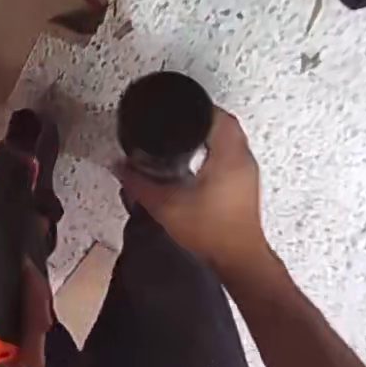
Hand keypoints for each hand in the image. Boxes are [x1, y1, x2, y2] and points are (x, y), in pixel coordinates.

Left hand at [0, 210, 54, 366]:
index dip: (8, 227)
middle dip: (28, 288)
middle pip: (3, 260)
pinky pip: (10, 312)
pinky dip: (23, 332)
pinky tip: (28, 357)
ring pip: (11, 288)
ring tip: (35, 352)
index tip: (40, 240)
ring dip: (29, 316)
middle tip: (41, 322)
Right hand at [119, 108, 273, 280]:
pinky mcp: (245, 186)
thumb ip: (138, 183)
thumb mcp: (165, 205)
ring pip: (232, 139)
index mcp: (228, 157)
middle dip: (203, 117)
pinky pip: (233, 154)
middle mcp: (243, 160)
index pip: (218, 116)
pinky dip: (217, 149)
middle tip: (180, 117)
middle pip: (226, 124)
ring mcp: (247, 174)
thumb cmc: (210, 232)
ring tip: (186, 134)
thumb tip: (118, 166)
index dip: (198, 107)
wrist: (237, 260)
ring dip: (212, 133)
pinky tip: (196, 159)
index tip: (180, 106)